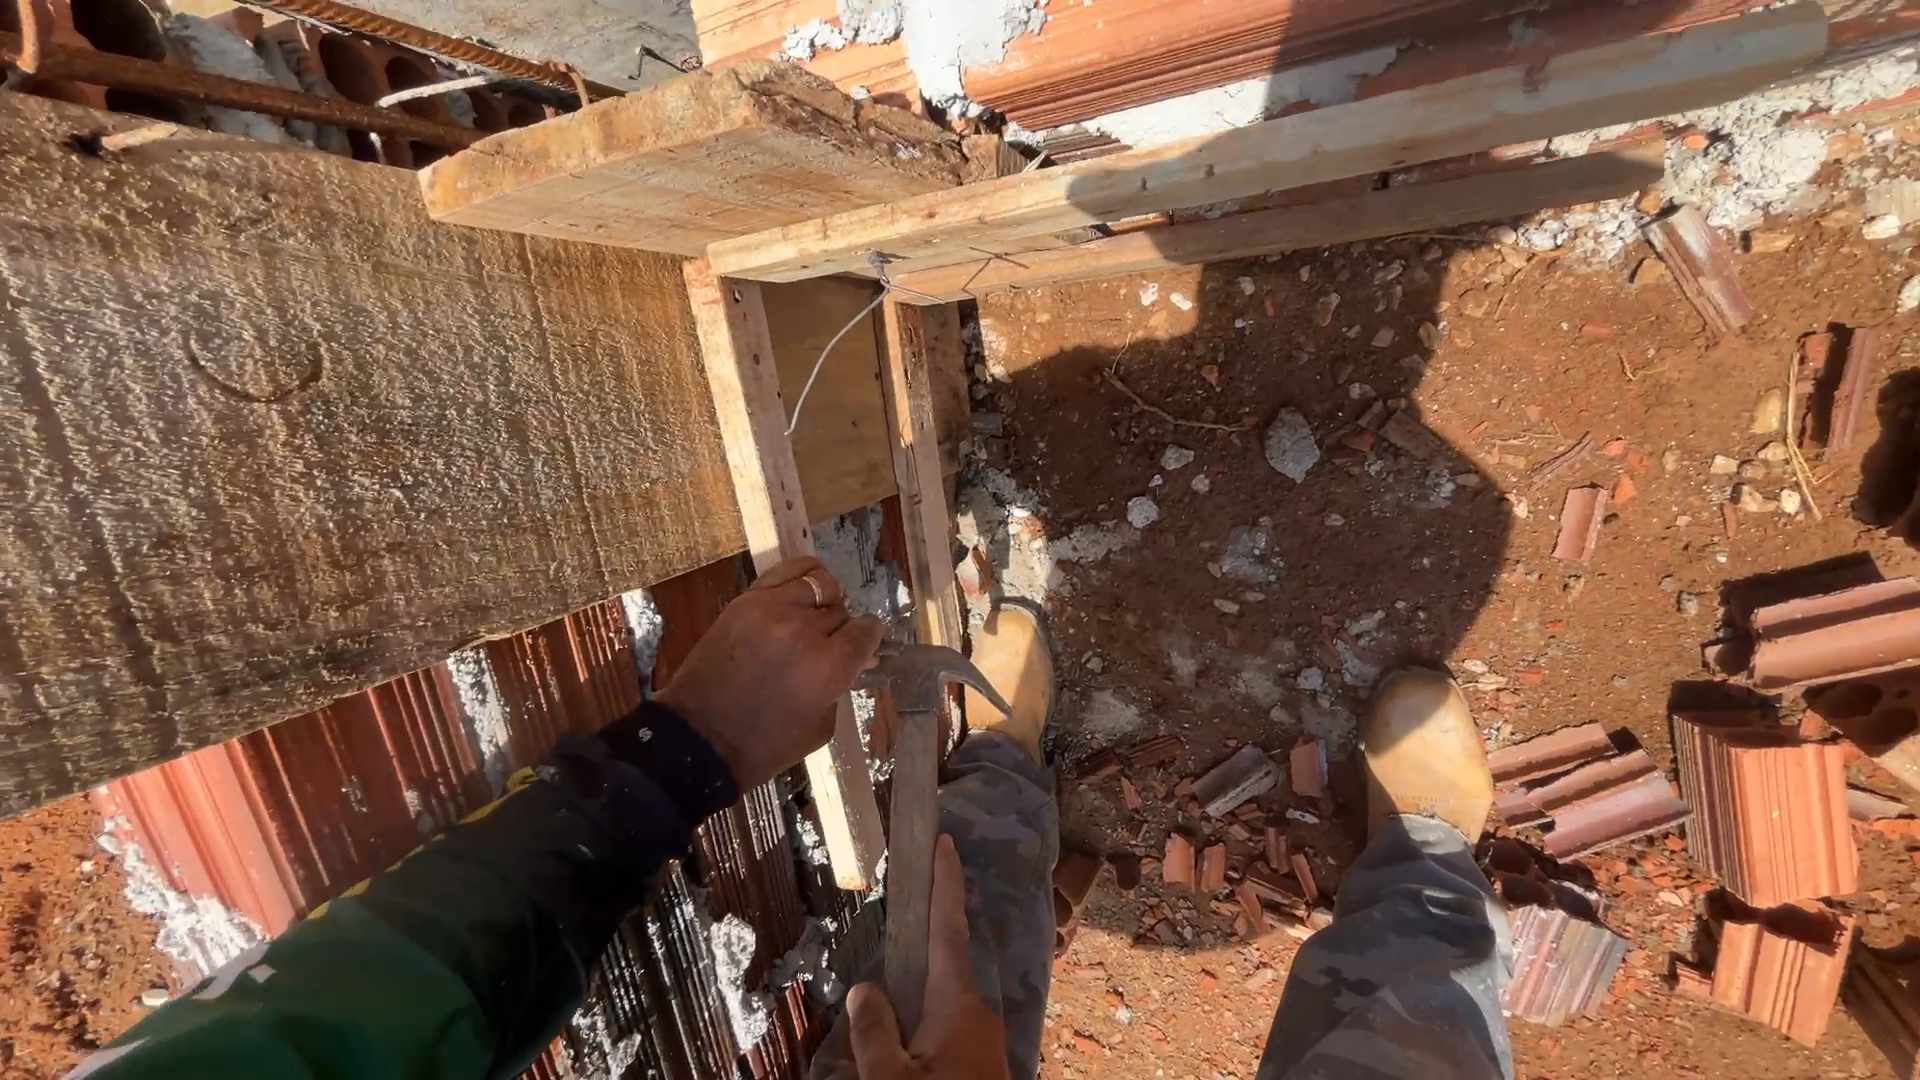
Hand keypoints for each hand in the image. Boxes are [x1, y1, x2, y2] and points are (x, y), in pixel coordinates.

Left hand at [656, 556, 885, 788]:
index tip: (865, 646)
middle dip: (841, 630)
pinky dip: (805, 574)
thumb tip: (860, 659)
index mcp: (829, 666)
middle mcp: (806, 630)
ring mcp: (774, 609)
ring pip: (820, 584)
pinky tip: (805, 590)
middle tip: (829, 646)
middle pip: (842, 612)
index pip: (868, 631)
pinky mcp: (748, 601)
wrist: (702, 738)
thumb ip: (842, 684)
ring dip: (824, 602)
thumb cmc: (767, 744)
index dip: (870, 640)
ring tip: (813, 618)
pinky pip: (789, 570)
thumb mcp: (822, 725)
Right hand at [846, 836, 1011, 1079]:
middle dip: (924, 937)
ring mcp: (986, 1040)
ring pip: (945, 1000)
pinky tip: (908, 1035)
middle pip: (946, 962)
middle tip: (900, 915)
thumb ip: (874, 1033)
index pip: (949, 929)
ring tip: (887, 990)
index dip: (946, 883)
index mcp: (958, 1004)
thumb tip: (864, 989)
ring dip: (921, 989)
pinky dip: (928, 1018)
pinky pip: (951, 1027)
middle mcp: (978, 1012)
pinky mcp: (983, 1064)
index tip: (945, 842)